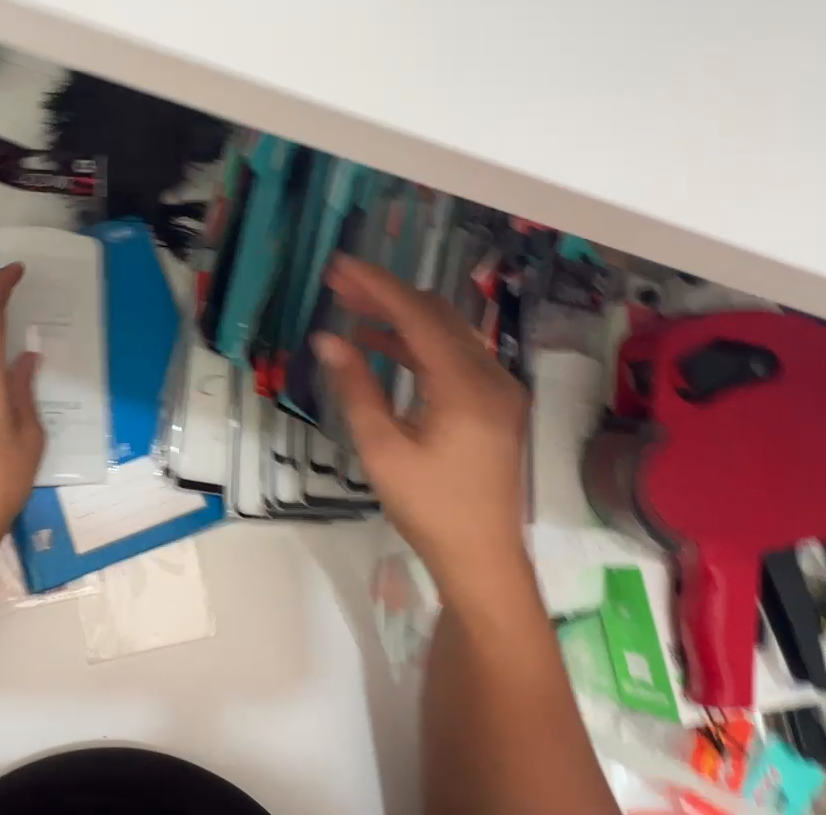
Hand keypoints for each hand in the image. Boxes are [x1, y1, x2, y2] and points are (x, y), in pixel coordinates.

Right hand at [312, 255, 530, 587]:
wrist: (482, 558)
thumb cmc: (429, 508)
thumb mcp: (382, 449)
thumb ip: (356, 388)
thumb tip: (327, 338)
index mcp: (466, 386)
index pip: (418, 316)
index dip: (377, 287)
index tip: (340, 267)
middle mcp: (491, 376)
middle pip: (436, 315)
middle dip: (386, 295)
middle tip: (338, 283)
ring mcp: (498, 388)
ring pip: (446, 332)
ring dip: (400, 317)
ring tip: (351, 307)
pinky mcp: (494, 403)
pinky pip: (454, 356)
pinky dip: (417, 344)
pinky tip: (378, 345)